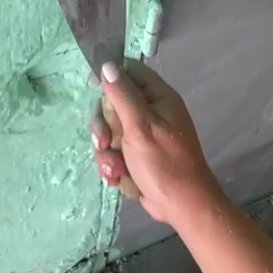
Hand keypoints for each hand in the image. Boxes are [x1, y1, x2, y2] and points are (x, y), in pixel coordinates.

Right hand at [89, 60, 228, 227]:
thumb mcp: (140, 126)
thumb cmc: (164, 164)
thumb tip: (107, 65)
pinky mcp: (136, 154)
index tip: (92, 86)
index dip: (110, 76)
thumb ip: (122, 95)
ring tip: (114, 168)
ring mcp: (143, 134)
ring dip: (106, 150)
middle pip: (113, 103)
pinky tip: (116, 177)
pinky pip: (114, 150)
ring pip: (109, 130)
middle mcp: (151, 112)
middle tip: (103, 141)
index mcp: (158, 98)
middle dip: (104, 125)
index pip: (130, 71)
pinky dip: (112, 163)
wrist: (181, 206)